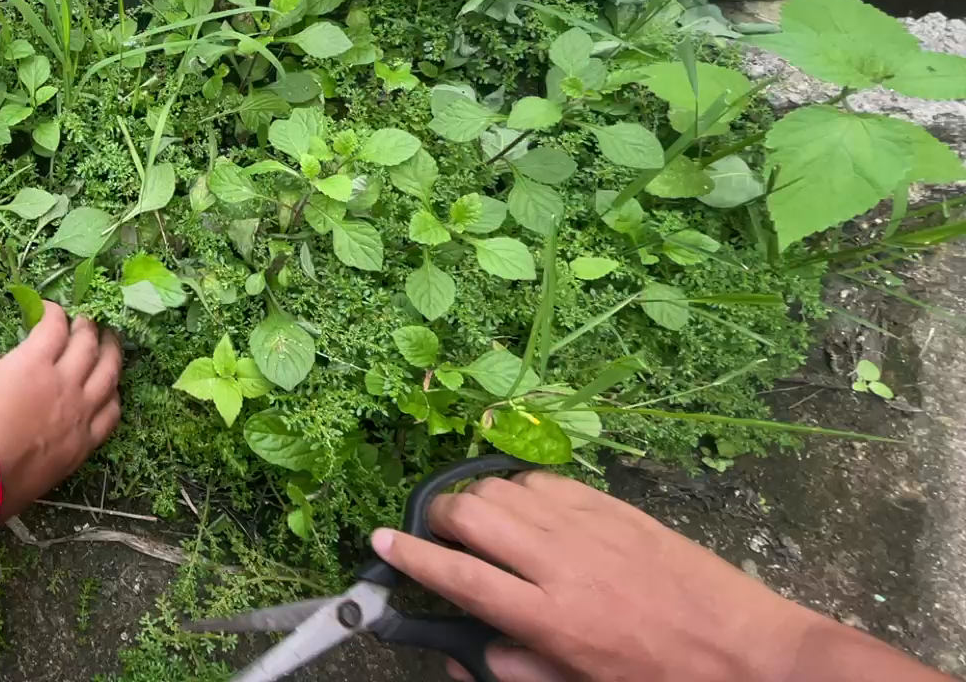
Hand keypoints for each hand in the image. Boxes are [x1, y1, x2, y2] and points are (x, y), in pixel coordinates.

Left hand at [0, 301, 120, 517]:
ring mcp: (60, 381)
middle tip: (107, 338)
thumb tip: (28, 454)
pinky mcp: (34, 360)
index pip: (110, 413)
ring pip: (86, 344)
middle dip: (110, 351)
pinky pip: (53, 327)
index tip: (106, 385)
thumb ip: (41, 461)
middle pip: (108, 371)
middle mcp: (79, 409)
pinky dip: (54, 314)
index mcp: (79, 446)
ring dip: (87, 328)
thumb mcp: (33, 481)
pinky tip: (48, 307)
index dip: (111, 393)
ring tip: (82, 318)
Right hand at [369, 471, 899, 681]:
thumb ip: (523, 667)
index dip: (411, 557)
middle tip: (439, 532)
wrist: (762, 658)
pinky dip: (516, 489)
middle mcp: (560, 563)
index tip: (379, 541)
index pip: (461, 577)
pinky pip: (537, 479)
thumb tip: (469, 648)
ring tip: (486, 524)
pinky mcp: (607, 503)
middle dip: (437, 516)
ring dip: (477, 501)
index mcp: (555, 618)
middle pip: (468, 514)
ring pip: (497, 488)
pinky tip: (527, 510)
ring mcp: (585, 526)